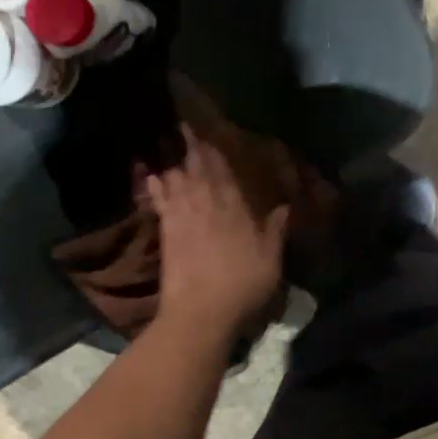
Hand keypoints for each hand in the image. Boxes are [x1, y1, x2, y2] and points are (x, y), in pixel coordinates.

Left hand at [146, 126, 289, 338]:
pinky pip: (159, 200)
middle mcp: (205, 203)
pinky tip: (152, 175)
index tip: (207, 128)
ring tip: (167, 144)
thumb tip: (286, 205)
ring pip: (176, 179)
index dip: (213, 147)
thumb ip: (276, 230)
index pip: (221, 169)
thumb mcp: (271, 259)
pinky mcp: (165, 232)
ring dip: (173, 162)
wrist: (200, 313)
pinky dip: (155, 185)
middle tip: (183, 125)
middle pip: (196, 168)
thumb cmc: (242, 285)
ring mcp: (181, 217)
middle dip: (190, 146)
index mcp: (233, 206)